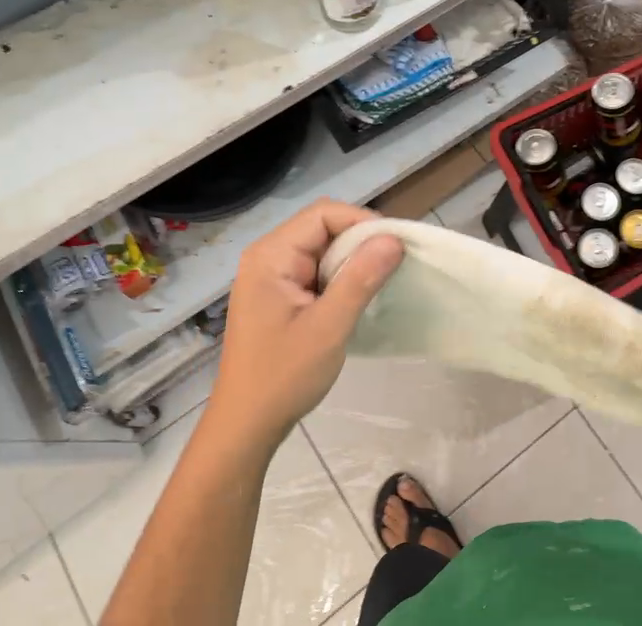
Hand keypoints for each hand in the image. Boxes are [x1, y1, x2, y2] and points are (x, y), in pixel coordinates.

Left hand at [205, 199, 402, 446]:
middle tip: (393, 266)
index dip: (362, 222)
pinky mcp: (280, 297)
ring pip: (323, 250)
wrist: (246, 426)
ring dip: (353, 261)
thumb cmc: (283, 376)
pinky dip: (342, 278)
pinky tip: (359, 298)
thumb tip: (393, 239)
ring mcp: (272, 278)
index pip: (323, 214)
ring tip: (381, 282)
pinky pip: (317, 271)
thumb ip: (360, 278)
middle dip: (360, 241)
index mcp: (270, 256)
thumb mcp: (328, 327)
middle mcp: (268, 257)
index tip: (395, 247)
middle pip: (323, 228)